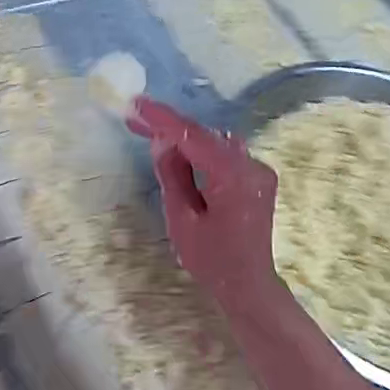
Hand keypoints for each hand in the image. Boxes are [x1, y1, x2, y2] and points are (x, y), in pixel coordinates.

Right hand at [127, 97, 283, 304]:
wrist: (249, 285)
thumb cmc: (211, 259)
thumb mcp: (181, 218)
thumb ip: (172, 174)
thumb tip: (162, 141)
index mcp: (233, 176)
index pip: (193, 137)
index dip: (162, 119)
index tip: (136, 104)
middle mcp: (251, 166)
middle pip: (204, 135)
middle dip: (168, 126)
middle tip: (133, 117)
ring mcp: (256, 170)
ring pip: (212, 142)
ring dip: (182, 135)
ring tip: (148, 130)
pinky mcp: (254, 177)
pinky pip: (221, 153)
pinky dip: (197, 148)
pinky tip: (176, 150)